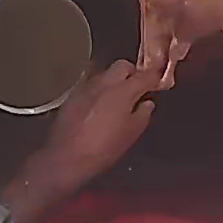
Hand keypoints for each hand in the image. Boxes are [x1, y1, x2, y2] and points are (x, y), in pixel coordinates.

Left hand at [0, 61, 158, 222]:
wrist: (66, 158)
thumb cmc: (103, 149)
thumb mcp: (131, 134)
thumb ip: (143, 114)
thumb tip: (147, 103)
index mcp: (123, 91)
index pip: (145, 75)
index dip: (154, 78)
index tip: (157, 82)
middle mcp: (104, 82)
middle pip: (123, 65)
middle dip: (132, 73)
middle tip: (136, 89)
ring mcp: (86, 86)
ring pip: (105, 73)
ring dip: (114, 80)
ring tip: (117, 98)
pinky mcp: (72, 95)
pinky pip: (90, 84)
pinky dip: (99, 90)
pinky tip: (99, 105)